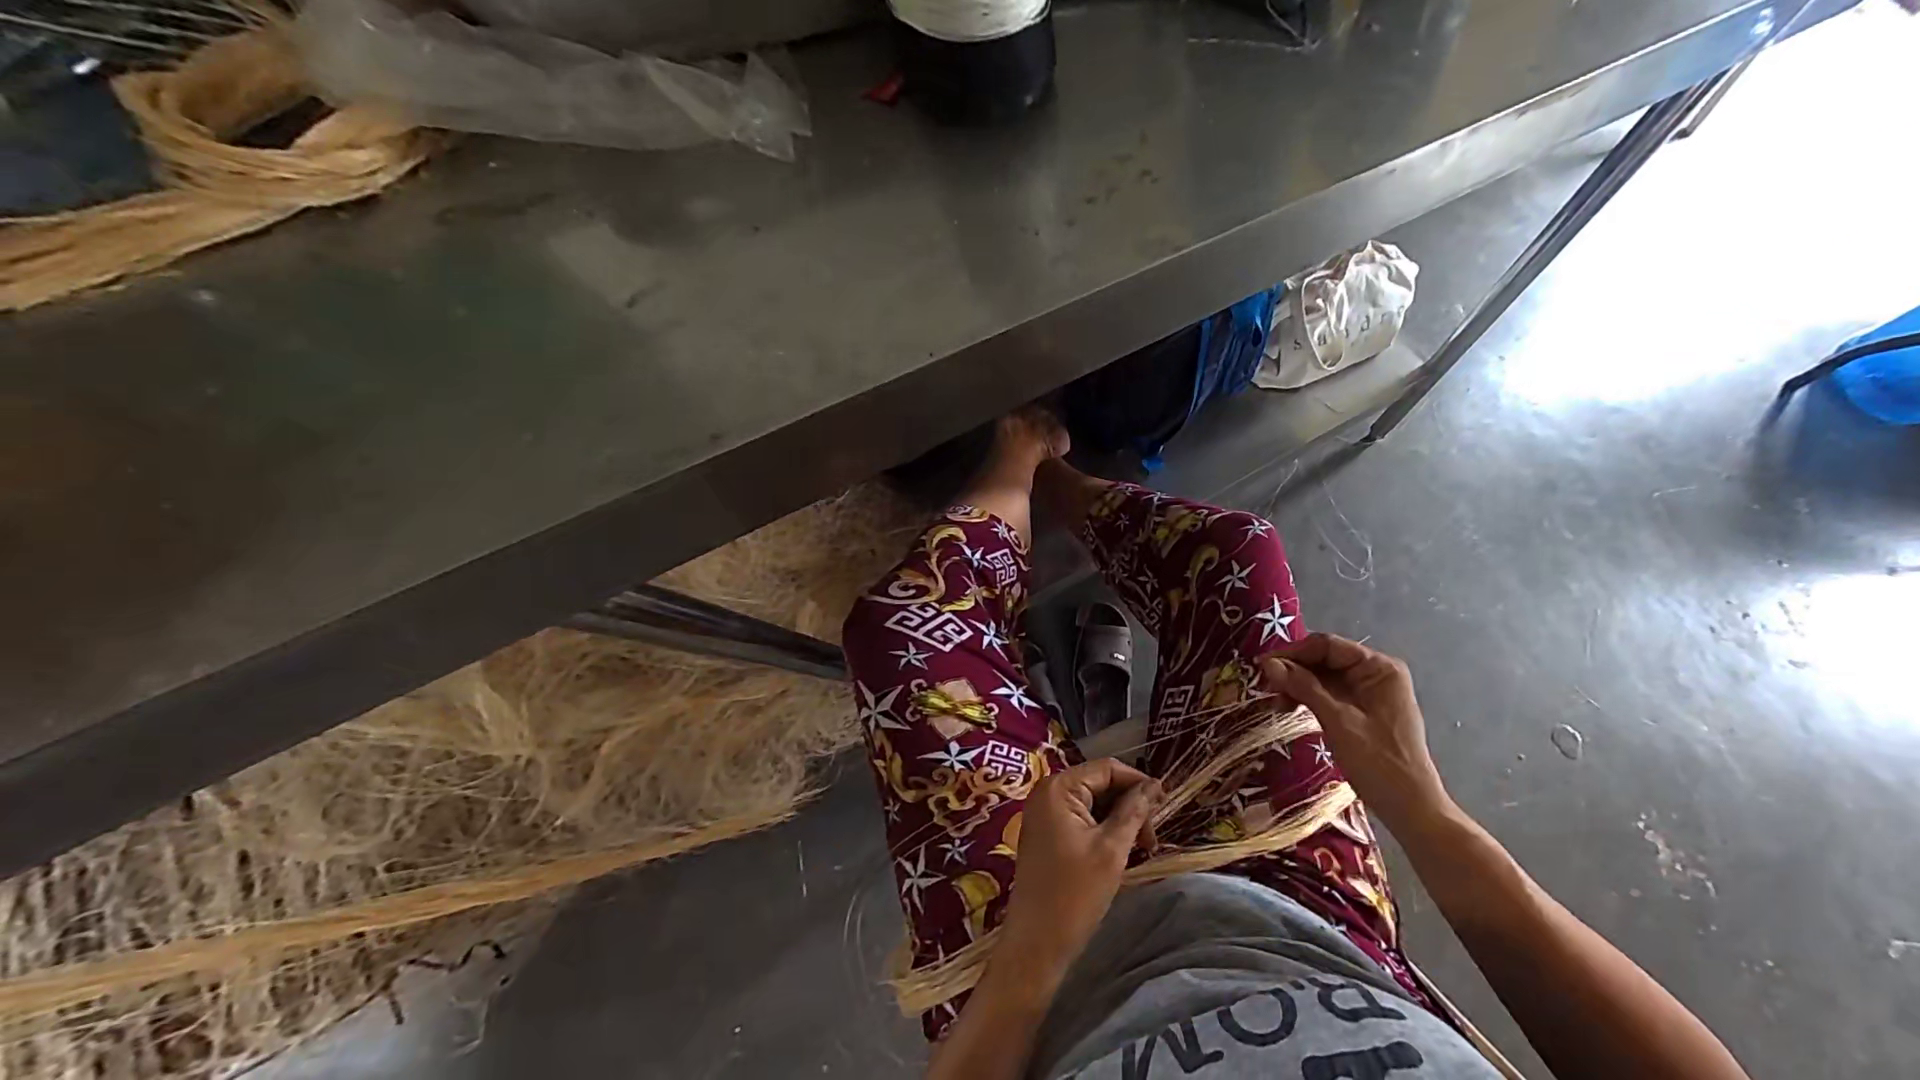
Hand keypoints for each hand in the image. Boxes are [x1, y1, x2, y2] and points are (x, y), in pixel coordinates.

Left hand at [996, 759, 1161, 978]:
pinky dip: (1103, 829)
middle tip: (1151, 838)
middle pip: (1099, 783)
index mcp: (1058, 787)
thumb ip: (1133, 811)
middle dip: (1129, 804)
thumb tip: (1154, 785)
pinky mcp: (1046, 832)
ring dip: (1119, 819)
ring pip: (1093, 801)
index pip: (1107, 769)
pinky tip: (1120, 851)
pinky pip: (1081, 817)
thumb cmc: (1075, 893)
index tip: (1166, 804)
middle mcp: (1047, 792)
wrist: (1037, 940)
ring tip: (1140, 848)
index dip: (1138, 782)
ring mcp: (1044, 812)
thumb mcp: (1112, 849)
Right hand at [1261, 634, 1453, 832]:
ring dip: (1296, 685)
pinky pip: (1326, 693)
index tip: (1262, 666)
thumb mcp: (1337, 721)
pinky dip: (1306, 698)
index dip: (1292, 653)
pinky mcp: (1359, 709)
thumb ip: (1303, 687)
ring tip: (1274, 701)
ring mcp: (1368, 692)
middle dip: (1293, 670)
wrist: (1409, 807)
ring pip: (1321, 676)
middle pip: (1323, 659)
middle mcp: (1375, 673)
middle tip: (1265, 686)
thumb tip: (1268, 664)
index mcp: (1380, 668)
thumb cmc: (1379, 762)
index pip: (1327, 646)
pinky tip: (1287, 707)